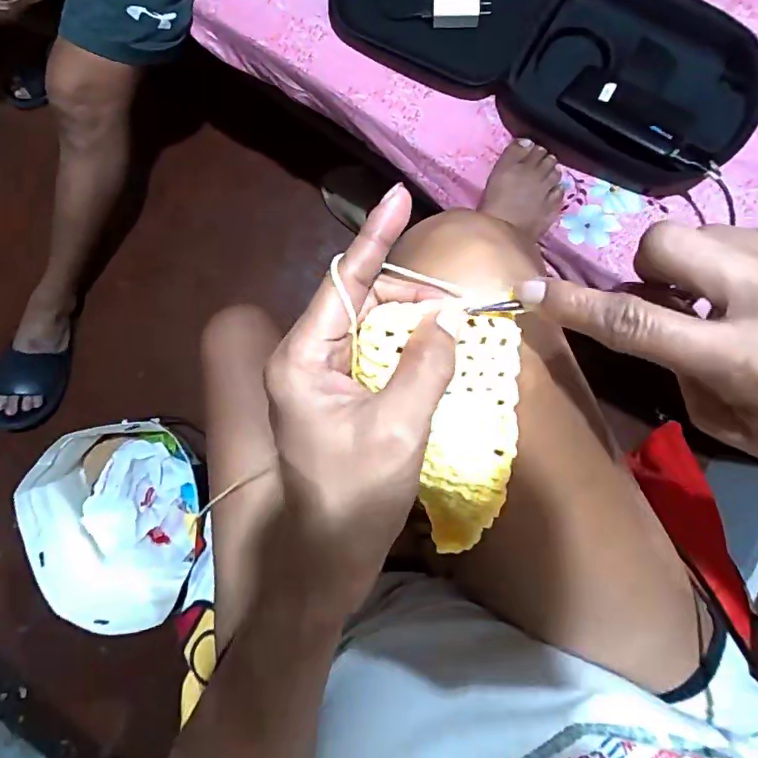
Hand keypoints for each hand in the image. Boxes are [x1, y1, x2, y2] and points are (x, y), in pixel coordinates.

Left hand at [261, 185, 455, 617]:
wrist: (324, 561)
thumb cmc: (352, 500)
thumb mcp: (396, 430)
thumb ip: (424, 367)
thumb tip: (447, 319)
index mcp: (302, 357)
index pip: (343, 282)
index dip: (374, 237)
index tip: (397, 196)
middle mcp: (305, 356)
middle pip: (359, 299)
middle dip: (406, 290)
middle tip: (455, 303)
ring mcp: (320, 375)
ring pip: (369, 324)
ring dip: (409, 317)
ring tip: (450, 324)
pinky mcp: (338, 394)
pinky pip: (374, 351)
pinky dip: (405, 343)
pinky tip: (433, 346)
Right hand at [519, 223, 757, 533]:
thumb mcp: (726, 420)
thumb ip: (672, 356)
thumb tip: (635, 300)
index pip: (639, 321)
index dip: (576, 302)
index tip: (531, 287)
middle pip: (669, 239)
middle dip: (652, 263)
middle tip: (676, 294)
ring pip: (717, 232)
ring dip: (712, 265)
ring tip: (749, 301)